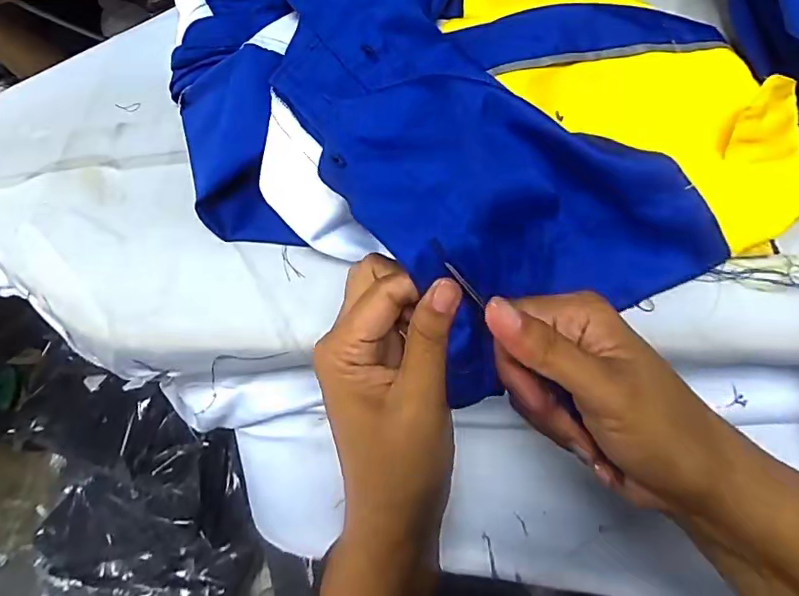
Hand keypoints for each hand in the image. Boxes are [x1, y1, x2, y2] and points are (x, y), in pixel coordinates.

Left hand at [313, 255, 461, 550]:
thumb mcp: (423, 397)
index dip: (419, 284)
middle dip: (411, 284)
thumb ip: (431, 334)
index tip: (458, 294)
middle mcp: (340, 338)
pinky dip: (415, 318)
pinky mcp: (371, 359)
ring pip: (382, 295)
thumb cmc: (405, 464)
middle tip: (447, 312)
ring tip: (448, 326)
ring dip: (415, 301)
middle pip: (371, 279)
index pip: (380, 287)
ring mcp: (354, 348)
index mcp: (341, 345)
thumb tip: (446, 280)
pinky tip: (440, 335)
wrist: (395, 519)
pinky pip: (391, 319)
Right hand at [485, 292, 752, 515]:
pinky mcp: (568, 392)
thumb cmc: (660, 431)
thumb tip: (490, 306)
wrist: (700, 488)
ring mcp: (568, 362)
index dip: (514, 360)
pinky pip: (534, 404)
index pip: (508, 319)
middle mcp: (568, 328)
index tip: (544, 395)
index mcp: (577, 311)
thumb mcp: (600, 389)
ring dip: (548, 419)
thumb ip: (544, 349)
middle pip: (511, 353)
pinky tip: (587, 441)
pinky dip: (556, 429)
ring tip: (587, 435)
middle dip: (535, 397)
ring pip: (520, 383)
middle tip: (571, 421)